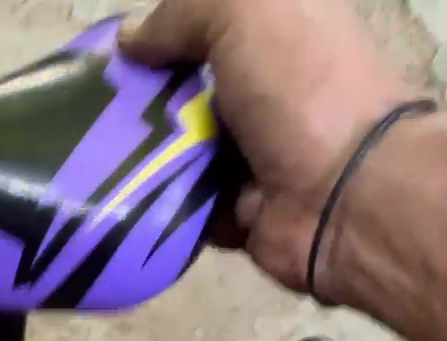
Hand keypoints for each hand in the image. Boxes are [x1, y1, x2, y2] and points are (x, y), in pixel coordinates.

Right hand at [119, 0, 412, 292]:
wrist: (345, 199)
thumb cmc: (303, 89)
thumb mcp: (244, 10)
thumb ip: (183, 12)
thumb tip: (129, 40)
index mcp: (280, 32)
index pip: (213, 26)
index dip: (167, 34)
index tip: (122, 51)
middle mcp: (268, 93)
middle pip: (188, 91)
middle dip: (145, 101)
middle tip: (102, 109)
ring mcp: (255, 157)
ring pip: (182, 154)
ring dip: (147, 158)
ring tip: (105, 157)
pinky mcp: (241, 213)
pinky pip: (188, 208)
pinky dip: (164, 208)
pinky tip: (133, 200)